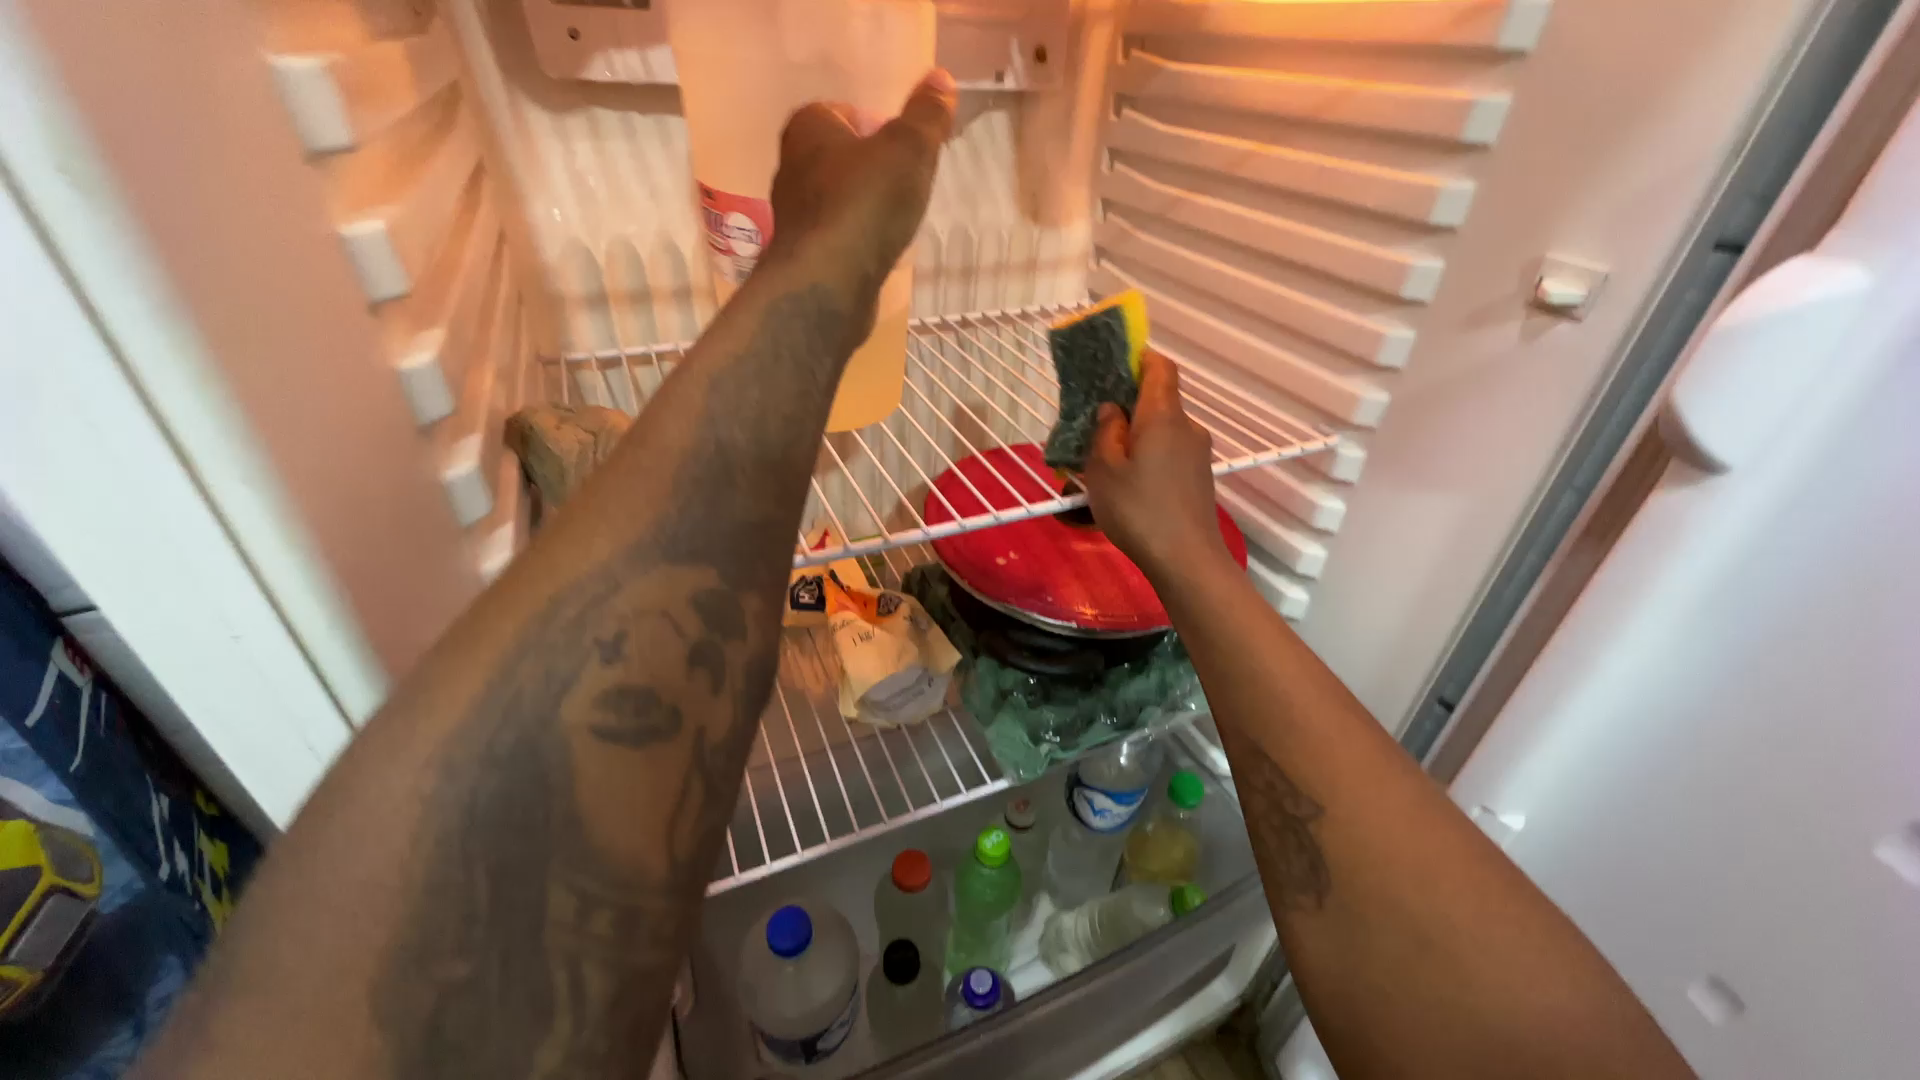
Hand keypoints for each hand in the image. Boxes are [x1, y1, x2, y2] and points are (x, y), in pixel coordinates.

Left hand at [761, 69, 956, 294]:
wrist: (828, 283)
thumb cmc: (865, 203)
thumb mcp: (908, 149)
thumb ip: (926, 115)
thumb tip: (942, 78)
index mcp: (809, 127)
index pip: (842, 111)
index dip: (875, 125)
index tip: (905, 146)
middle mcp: (793, 167)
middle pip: (840, 157)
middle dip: (871, 167)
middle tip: (908, 182)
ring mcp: (797, 217)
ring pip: (838, 200)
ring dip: (866, 208)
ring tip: (899, 220)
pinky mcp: (807, 258)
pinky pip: (840, 239)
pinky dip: (860, 242)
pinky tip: (882, 253)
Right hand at [1083, 350, 1232, 578]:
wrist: (1186, 559)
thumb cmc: (1138, 509)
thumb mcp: (1104, 469)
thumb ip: (1105, 432)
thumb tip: (1112, 409)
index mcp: (1163, 415)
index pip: (1160, 367)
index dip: (1138, 358)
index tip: (1112, 367)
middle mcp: (1187, 427)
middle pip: (1158, 401)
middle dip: (1127, 408)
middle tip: (1093, 428)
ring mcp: (1197, 454)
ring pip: (1161, 432)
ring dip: (1135, 439)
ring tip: (1104, 465)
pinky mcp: (1198, 479)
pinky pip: (1168, 455)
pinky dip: (1147, 459)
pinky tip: (1127, 487)